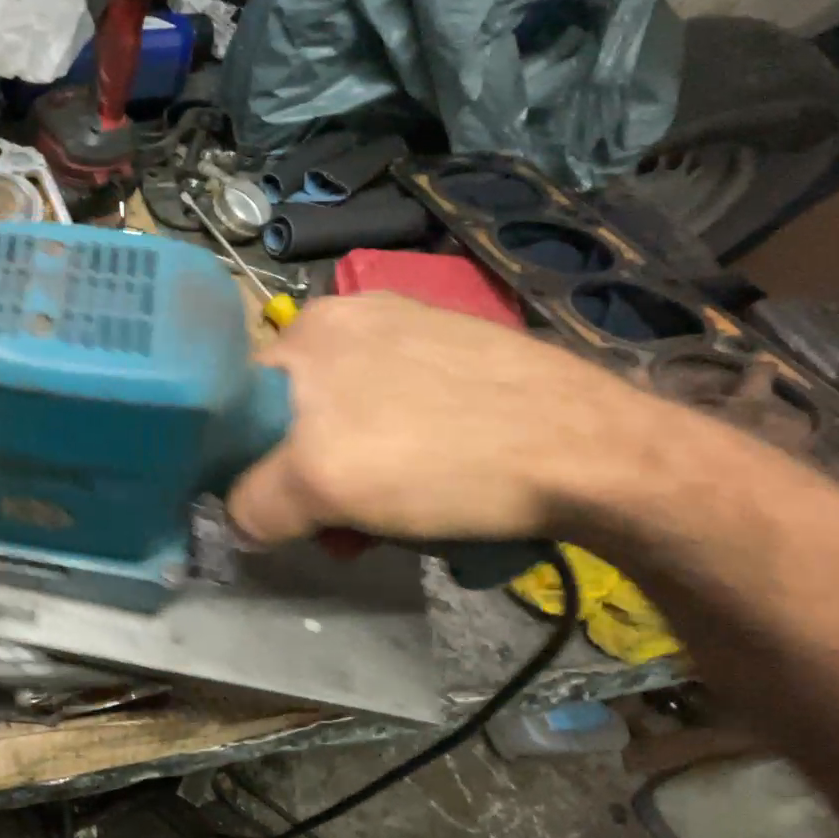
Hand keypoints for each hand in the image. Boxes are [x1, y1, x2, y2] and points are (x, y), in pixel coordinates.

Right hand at [225, 292, 668, 545]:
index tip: (284, 506)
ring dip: (353, 472)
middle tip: (343, 522)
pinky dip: (398, 452)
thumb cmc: (441, 457)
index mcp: (309, 326)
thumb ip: (251, 505)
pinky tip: (432, 482)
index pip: (240, 401)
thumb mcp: (318, 488)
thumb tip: (239, 522)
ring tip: (393, 514)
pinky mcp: (463, 353)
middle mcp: (355, 315)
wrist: (599, 455)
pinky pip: (397, 409)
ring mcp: (415, 329)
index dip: (249, 461)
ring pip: (346, 416)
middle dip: (308, 475)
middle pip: (295, 412)